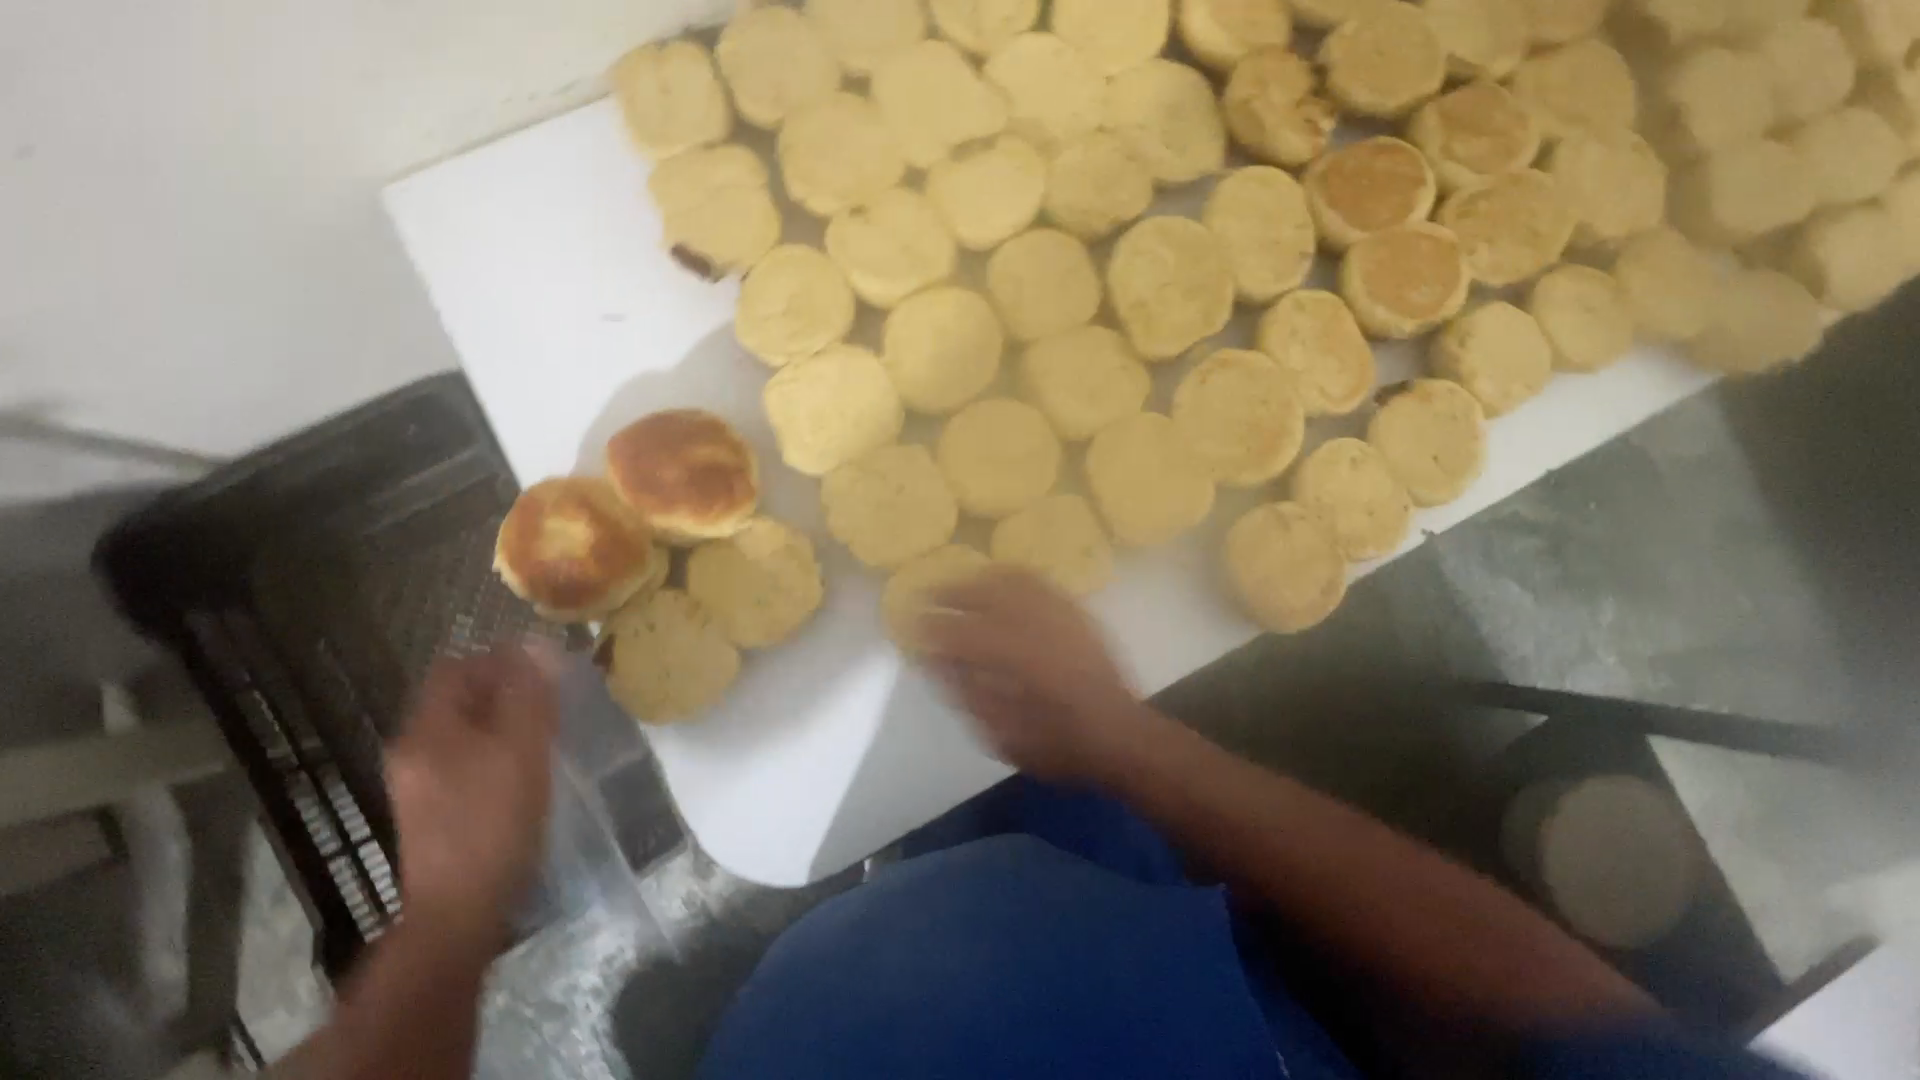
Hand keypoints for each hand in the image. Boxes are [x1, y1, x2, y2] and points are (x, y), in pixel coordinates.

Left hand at [386, 645, 557, 952]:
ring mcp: (417, 785)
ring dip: (501, 723)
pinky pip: (462, 762)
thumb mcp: (522, 750)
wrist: (459, 911)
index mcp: (427, 729)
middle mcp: (412, 750)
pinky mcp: (431, 814)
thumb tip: (535, 649)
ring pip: (462, 732)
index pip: (457, 668)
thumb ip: (529, 696)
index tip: (544, 668)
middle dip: (504, 691)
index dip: (499, 659)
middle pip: (457, 700)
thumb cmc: (494, 823)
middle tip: (551, 700)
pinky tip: (523, 773)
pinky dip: (493, 753)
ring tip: (544, 734)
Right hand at [919, 568, 1157, 783]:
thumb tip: (931, 658)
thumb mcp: (1001, 735)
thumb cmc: (1058, 747)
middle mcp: (1038, 627)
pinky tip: (998, 586)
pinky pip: (1039, 580)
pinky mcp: (1077, 612)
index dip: (929, 624)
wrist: (1121, 736)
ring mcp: (1061, 614)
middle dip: (949, 590)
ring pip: (1010, 578)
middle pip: (983, 591)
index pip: (960, 630)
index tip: (909, 623)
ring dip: (977, 579)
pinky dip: (1010, 577)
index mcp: (1016, 661)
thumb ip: (965, 693)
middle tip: (928, 599)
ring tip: (958, 588)